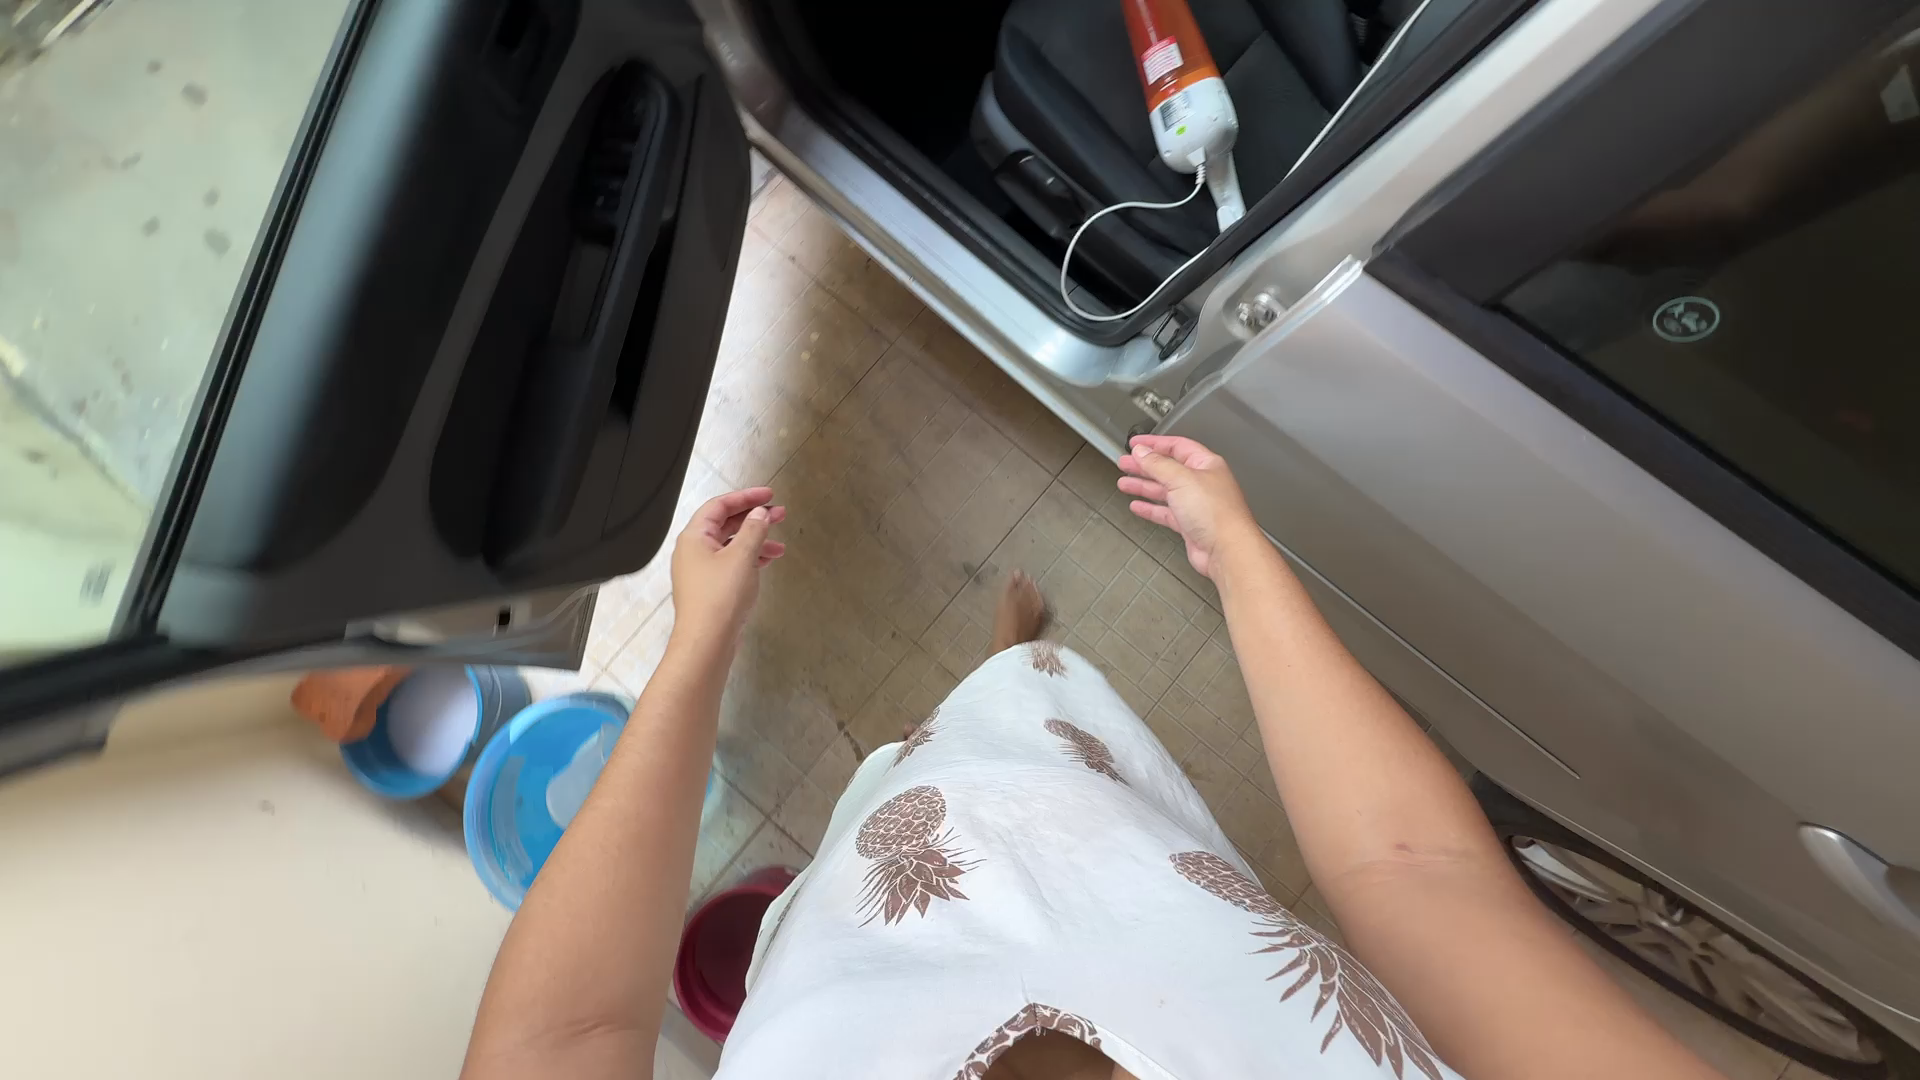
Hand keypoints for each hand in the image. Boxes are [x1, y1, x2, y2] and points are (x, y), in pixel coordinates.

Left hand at [669, 487, 785, 644]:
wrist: (707, 641)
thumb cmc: (721, 596)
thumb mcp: (742, 556)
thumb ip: (754, 530)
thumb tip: (760, 513)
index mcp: (695, 537)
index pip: (720, 506)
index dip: (746, 497)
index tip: (770, 495)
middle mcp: (694, 550)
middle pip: (726, 524)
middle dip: (754, 518)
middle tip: (781, 514)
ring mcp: (701, 570)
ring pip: (731, 545)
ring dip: (756, 540)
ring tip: (780, 545)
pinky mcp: (711, 587)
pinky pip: (732, 563)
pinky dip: (751, 558)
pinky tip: (768, 561)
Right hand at [1116, 435, 1256, 579]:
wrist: (1226, 550)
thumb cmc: (1217, 514)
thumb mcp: (1181, 479)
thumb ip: (1158, 464)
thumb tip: (1142, 452)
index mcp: (1205, 465)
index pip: (1177, 446)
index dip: (1154, 443)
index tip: (1136, 444)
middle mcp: (1202, 483)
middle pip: (1168, 468)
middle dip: (1144, 465)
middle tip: (1126, 463)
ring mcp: (1195, 504)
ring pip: (1164, 490)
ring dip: (1144, 486)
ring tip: (1125, 483)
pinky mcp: (1189, 524)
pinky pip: (1166, 512)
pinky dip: (1150, 508)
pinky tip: (1139, 506)